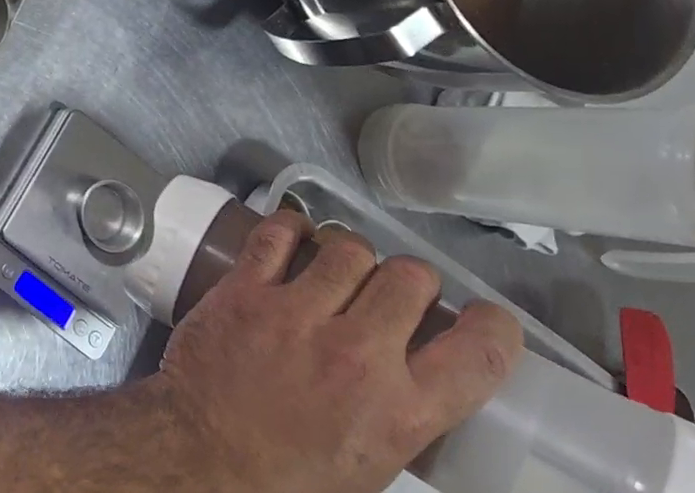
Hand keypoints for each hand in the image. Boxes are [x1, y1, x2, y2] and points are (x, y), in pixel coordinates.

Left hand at [150, 211, 522, 492]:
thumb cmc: (288, 477)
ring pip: (347, 248)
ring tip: (341, 266)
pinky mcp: (244, 290)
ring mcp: (296, 314)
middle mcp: (357, 352)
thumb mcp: (373, 464)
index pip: (481, 349)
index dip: (492, 325)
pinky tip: (293, 234)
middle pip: (409, 278)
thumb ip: (403, 418)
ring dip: (351, 253)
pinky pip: (276, 235)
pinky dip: (289, 227)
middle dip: (410, 278)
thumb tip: (417, 384)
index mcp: (402, 408)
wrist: (202, 455)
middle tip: (392, 290)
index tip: (480, 317)